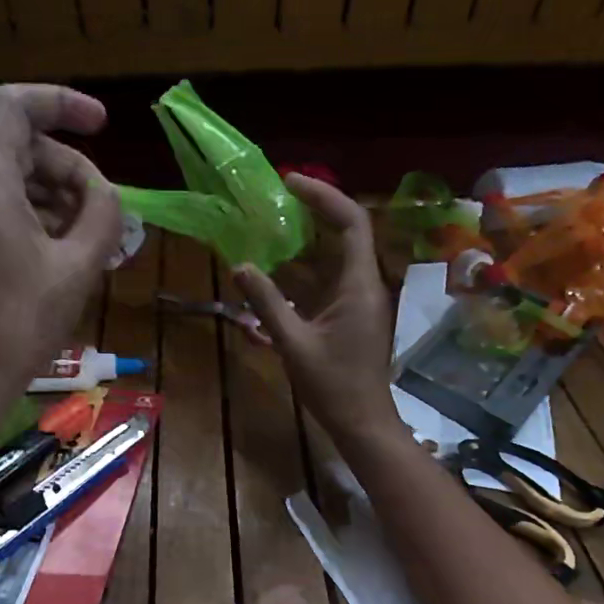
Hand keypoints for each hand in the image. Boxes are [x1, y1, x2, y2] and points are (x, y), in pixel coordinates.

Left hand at [0, 85, 121, 391]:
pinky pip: (4, 212)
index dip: (62, 103)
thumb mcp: (78, 264)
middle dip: (70, 169)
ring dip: (59, 198)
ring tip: (95, 238)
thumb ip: (103, 214)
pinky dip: (38, 220)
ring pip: (15, 182)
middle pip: (22, 147)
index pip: (16, 105)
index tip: (101, 126)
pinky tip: (68, 254)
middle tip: (105, 211)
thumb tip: (106, 195)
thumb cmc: (24, 321)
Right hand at [234, 173, 406, 441]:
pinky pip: (320, 286)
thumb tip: (240, 266)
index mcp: (359, 284)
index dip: (322, 196)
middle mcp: (362, 285)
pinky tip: (267, 280)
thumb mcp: (293, 343)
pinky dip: (296, 279)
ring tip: (261, 236)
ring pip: (327, 262)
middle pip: (340, 235)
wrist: (360, 421)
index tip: (290, 182)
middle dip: (307, 216)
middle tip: (270, 204)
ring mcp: (355, 302)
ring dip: (297, 249)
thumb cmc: (332, 384)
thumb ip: (267, 304)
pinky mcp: (345, 317)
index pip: (350, 222)